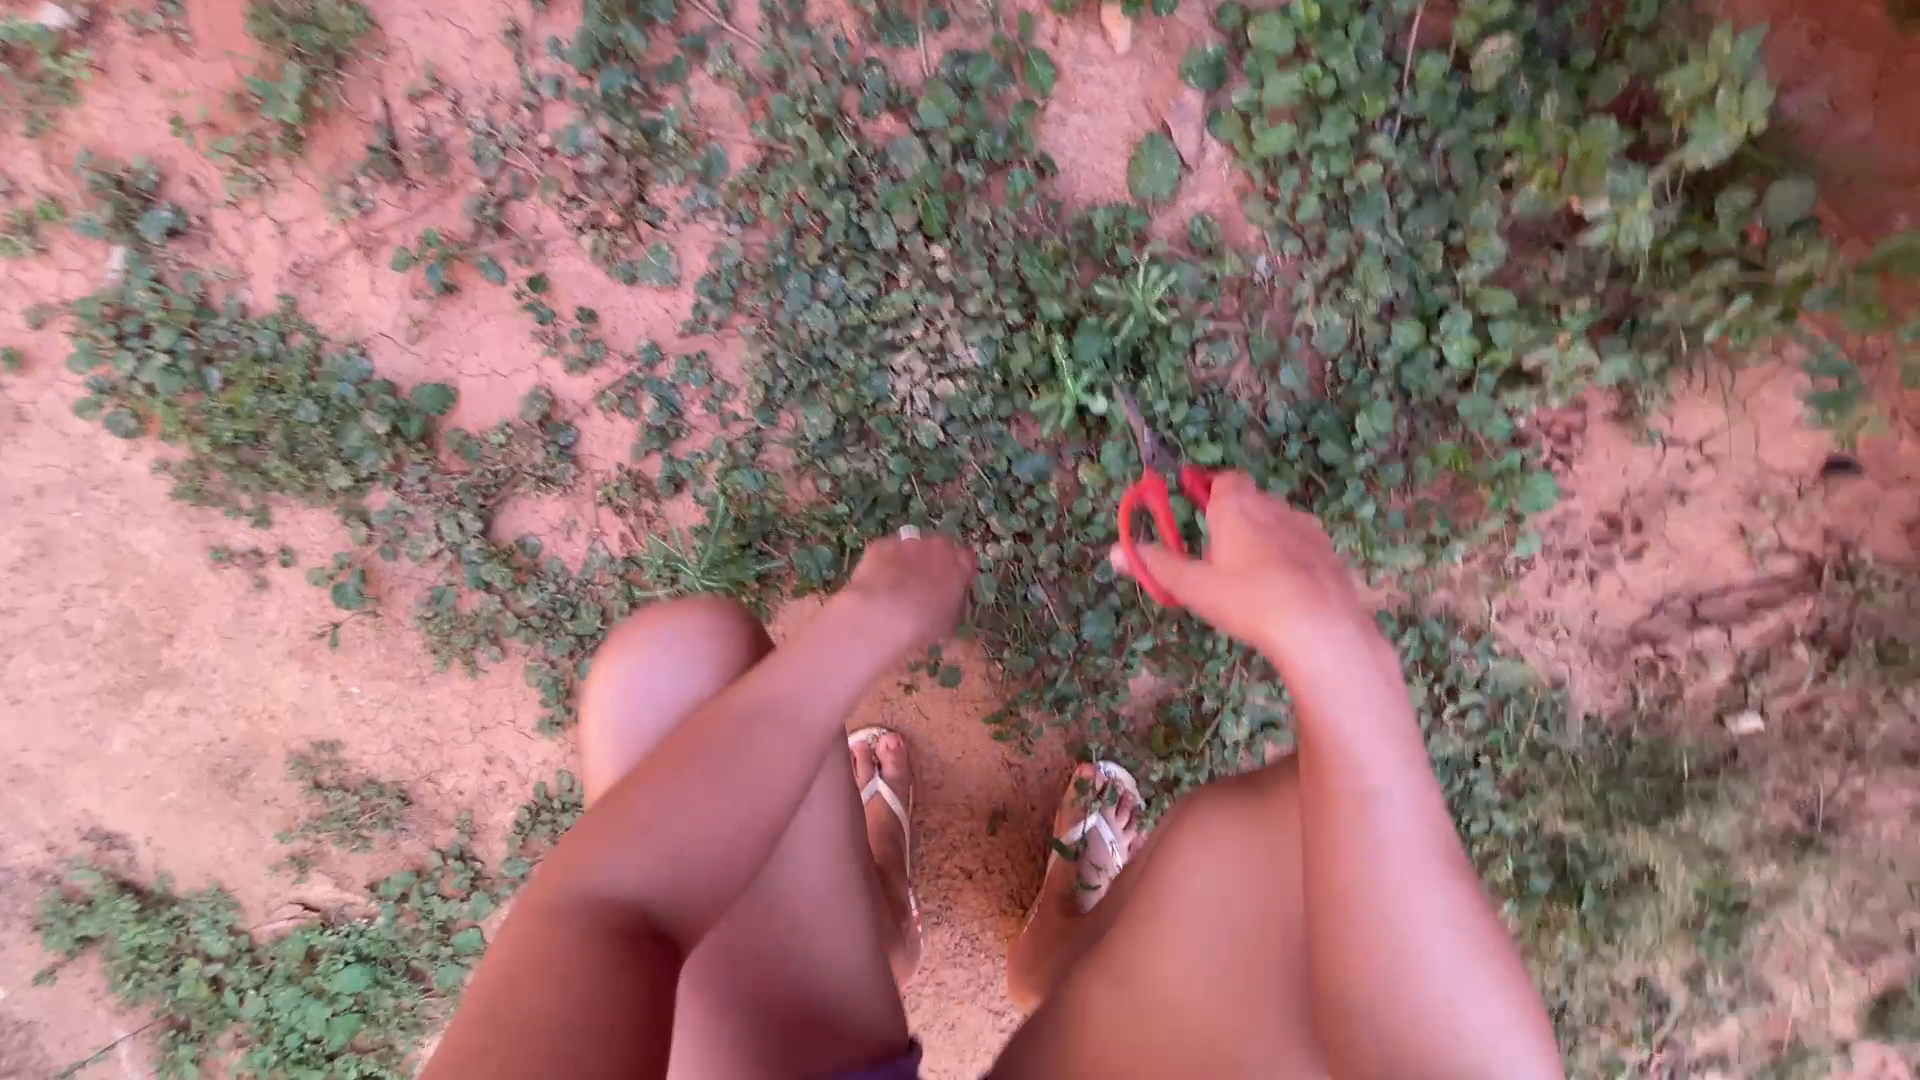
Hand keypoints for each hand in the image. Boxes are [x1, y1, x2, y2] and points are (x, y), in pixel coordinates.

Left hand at [835, 531, 976, 652]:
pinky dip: (885, 563)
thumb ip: (955, 600)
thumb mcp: (951, 619)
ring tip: (896, 585)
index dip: (957, 570)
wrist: (882, 617)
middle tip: (922, 584)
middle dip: (932, 561)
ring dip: (908, 561)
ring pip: (911, 547)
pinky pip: (887, 551)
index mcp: (959, 563)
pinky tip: (878, 582)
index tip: (951, 583)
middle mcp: (936, 546)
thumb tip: (950, 596)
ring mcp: (907, 542)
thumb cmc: (923, 624)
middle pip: (938, 547)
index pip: (965, 558)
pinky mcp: (881, 545)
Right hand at [1112, 471, 1375, 665]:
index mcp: (1236, 507)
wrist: (1321, 628)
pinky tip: (1282, 587)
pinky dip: (1288, 556)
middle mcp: (1273, 507)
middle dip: (1233, 515)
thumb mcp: (1193, 587)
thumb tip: (1115, 553)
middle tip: (1215, 549)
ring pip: (1278, 521)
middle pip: (1251, 499)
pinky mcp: (1330, 553)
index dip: (1210, 488)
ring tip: (1248, 572)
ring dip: (1261, 535)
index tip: (1197, 504)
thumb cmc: (1248, 600)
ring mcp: (1307, 529)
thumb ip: (1157, 566)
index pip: (1224, 480)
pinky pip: (1301, 545)